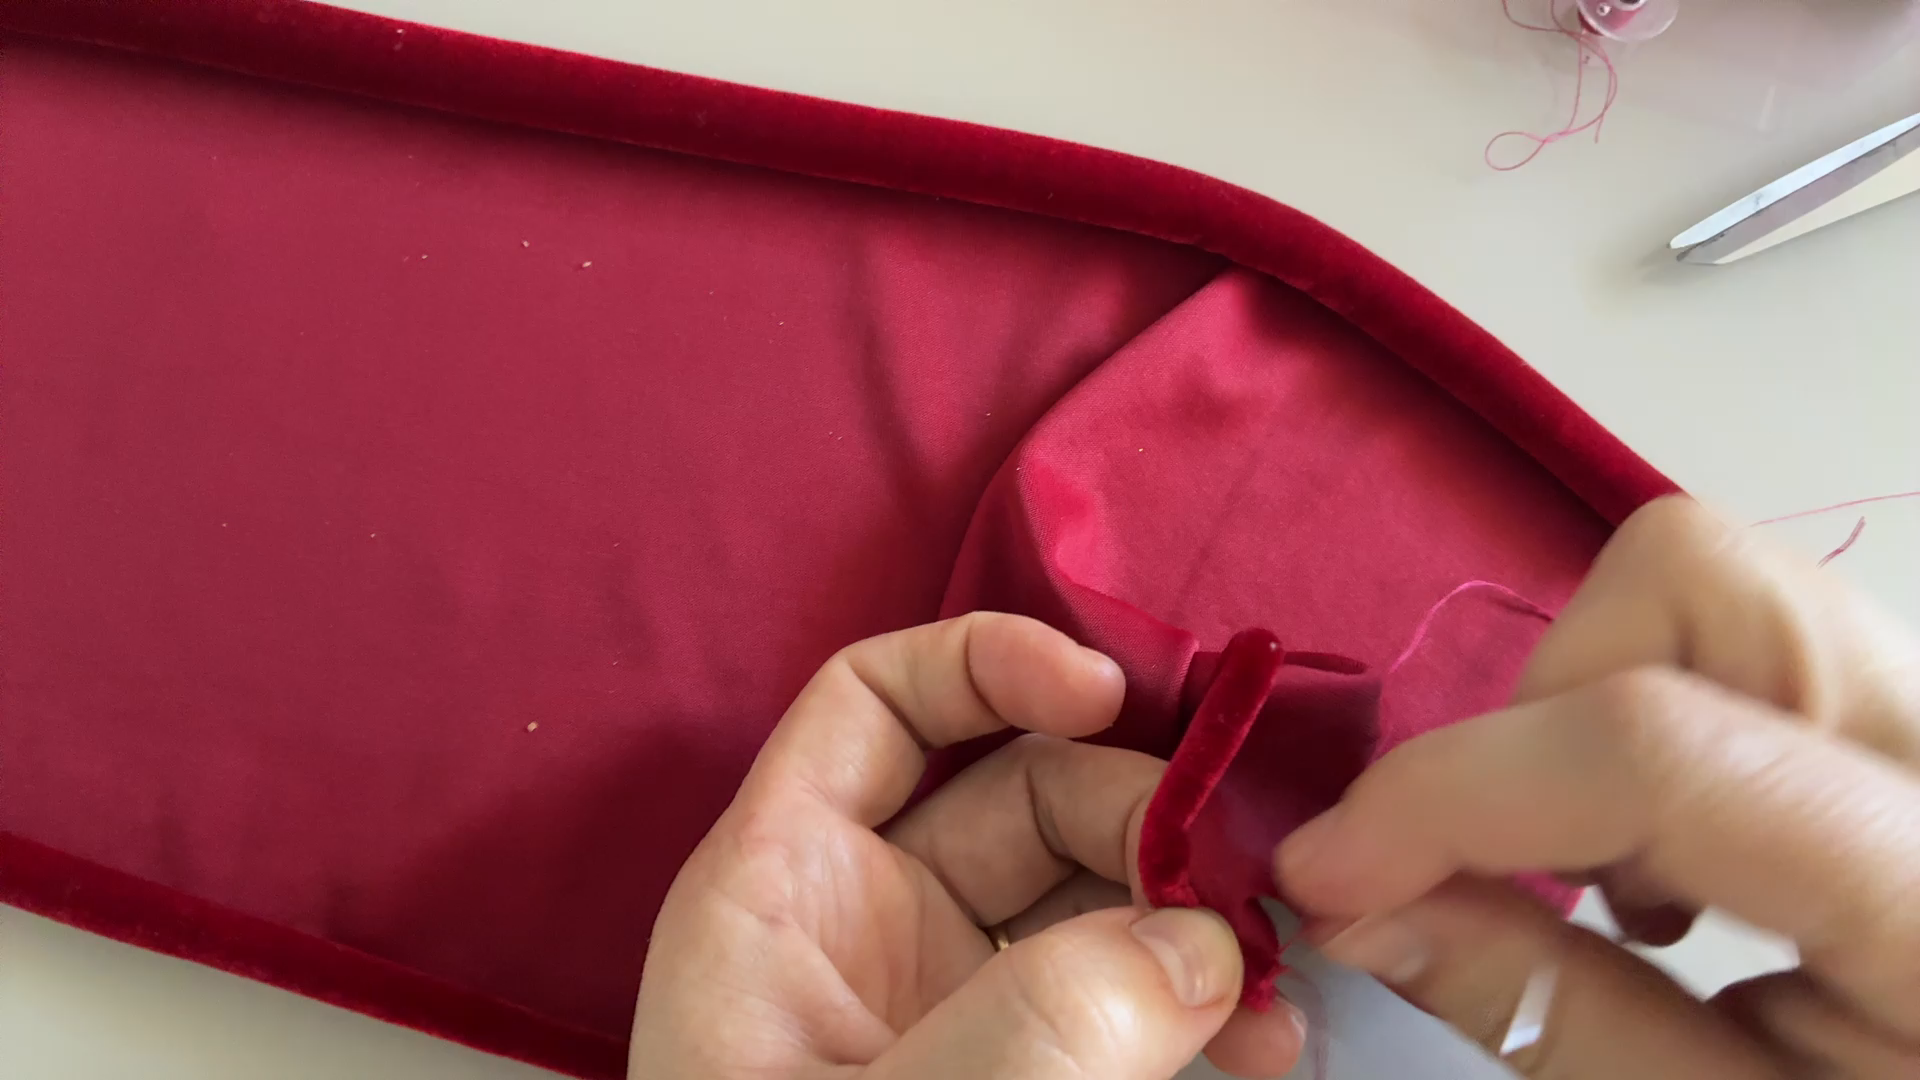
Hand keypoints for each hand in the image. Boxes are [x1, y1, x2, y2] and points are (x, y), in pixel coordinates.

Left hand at [631, 613, 1305, 1079]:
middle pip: (1014, 784)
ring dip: (1183, 902)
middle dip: (1129, 810)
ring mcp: (953, 978)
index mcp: (782, 880)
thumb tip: (1193, 947)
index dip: (980, 661)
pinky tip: (1261, 1036)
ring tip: (1266, 971)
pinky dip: (1191, 990)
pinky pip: (1122, 976)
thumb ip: (1027, 1036)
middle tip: (1226, 884)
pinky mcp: (1028, 1051)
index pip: (872, 698)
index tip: (1099, 692)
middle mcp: (869, 906)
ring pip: (1087, 876)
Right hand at [1276, 496, 1919, 1077]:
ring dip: (1574, 699)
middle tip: (1526, 852)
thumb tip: (1344, 905)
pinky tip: (1663, 853)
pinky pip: (1723, 626)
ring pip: (1704, 582)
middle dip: (1534, 705)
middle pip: (1697, 585)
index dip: (1442, 793)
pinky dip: (1627, 704)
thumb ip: (1530, 1005)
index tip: (1321, 871)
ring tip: (1603, 857)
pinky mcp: (1896, 704)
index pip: (1650, 755)